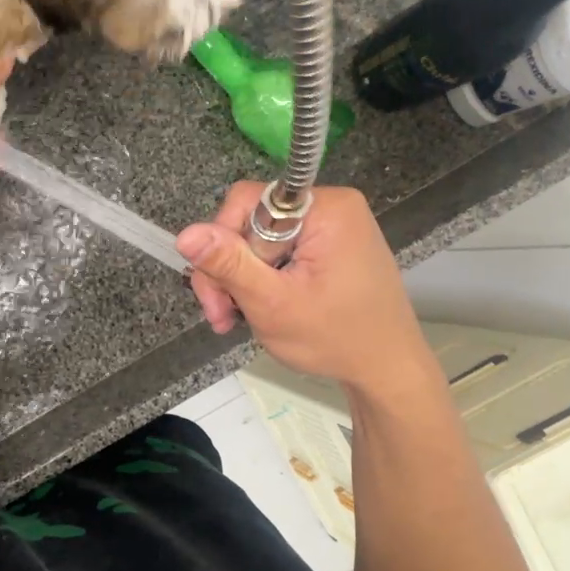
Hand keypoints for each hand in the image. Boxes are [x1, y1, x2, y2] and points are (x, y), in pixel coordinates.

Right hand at [174, 183, 436, 395]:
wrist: (384, 367)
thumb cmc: (334, 338)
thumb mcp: (271, 302)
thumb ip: (228, 264)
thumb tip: (185, 234)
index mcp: (323, 209)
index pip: (245, 203)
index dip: (221, 244)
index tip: (217, 291)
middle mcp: (329, 207)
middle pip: (248, 224)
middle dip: (227, 272)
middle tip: (222, 316)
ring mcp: (331, 228)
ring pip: (257, 243)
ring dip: (239, 283)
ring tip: (236, 320)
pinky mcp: (328, 248)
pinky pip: (277, 254)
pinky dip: (260, 283)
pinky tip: (257, 311)